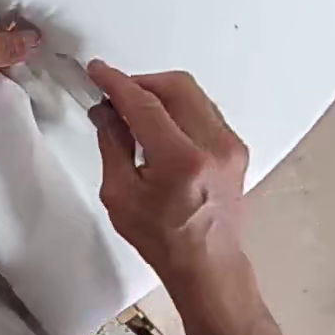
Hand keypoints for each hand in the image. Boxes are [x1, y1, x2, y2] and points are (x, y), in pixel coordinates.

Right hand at [88, 61, 250, 285]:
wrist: (207, 264)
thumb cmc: (160, 238)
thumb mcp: (119, 194)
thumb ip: (112, 144)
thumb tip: (106, 110)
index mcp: (181, 160)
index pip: (145, 104)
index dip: (117, 83)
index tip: (97, 71)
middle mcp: (214, 145)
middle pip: (175, 86)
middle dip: (141, 82)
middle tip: (115, 95)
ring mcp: (231, 145)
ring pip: (193, 94)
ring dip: (160, 93)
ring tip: (135, 111)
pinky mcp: (237, 148)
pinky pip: (204, 109)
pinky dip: (178, 107)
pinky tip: (159, 125)